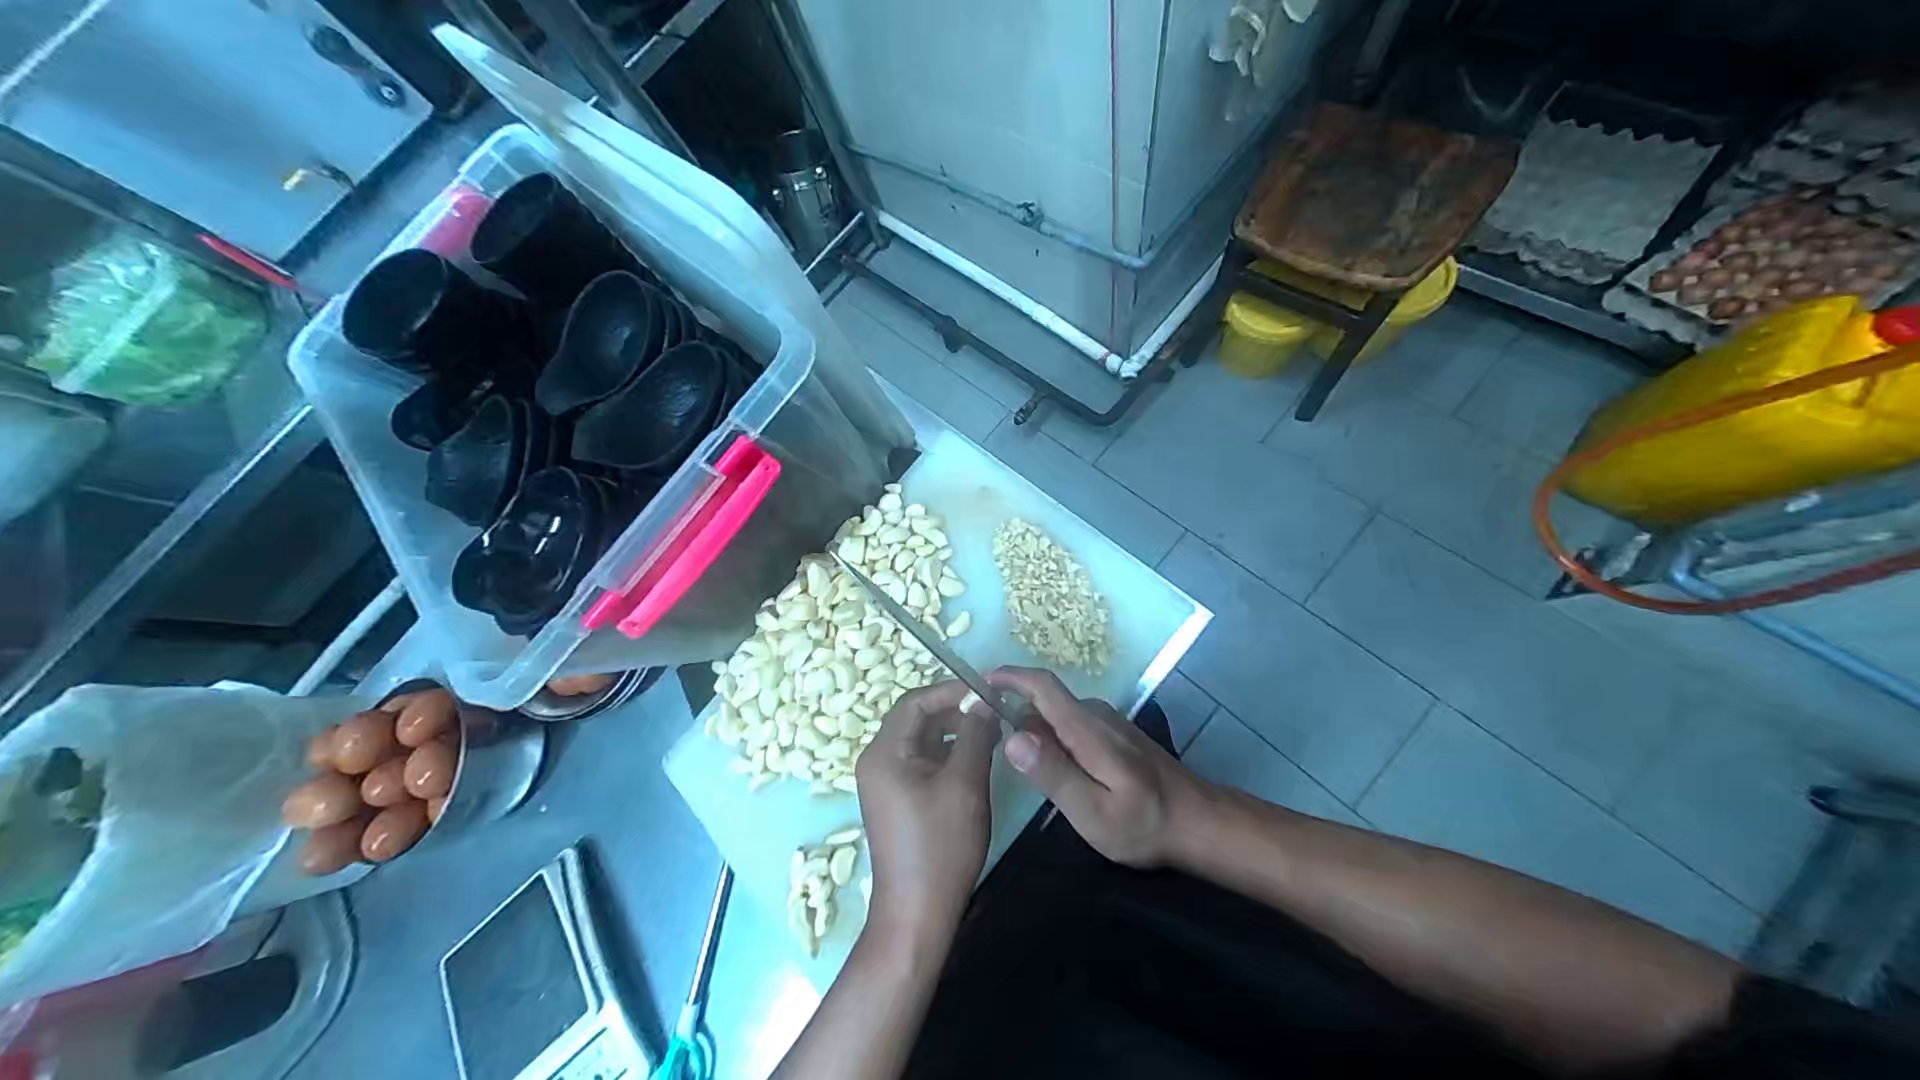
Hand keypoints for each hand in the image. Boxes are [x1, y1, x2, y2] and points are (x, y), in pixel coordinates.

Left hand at [855, 680, 999, 945]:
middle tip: (995, 713)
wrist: (917, 915)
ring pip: (922, 741)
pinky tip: (976, 760)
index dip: (952, 692)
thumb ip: (975, 735)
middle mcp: (877, 761)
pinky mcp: (897, 799)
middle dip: (955, 712)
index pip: (915, 702)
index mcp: (884, 752)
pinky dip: (948, 755)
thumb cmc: (940, 846)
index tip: (988, 693)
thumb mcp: (964, 784)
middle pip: (916, 719)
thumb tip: (984, 701)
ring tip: (993, 735)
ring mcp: (885, 782)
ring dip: (955, 733)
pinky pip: (922, 762)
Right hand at [989, 666, 1212, 867]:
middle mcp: (1096, 716)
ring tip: (1018, 767)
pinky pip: (1073, 727)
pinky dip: (1052, 739)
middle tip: (988, 745)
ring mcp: (1108, 725)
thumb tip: (1011, 736)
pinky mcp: (1115, 737)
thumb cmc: (1145, 824)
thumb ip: (1053, 773)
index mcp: (1087, 728)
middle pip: (1045, 702)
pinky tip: (1053, 772)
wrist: (1200, 824)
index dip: (1009, 677)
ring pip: (1058, 717)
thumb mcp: (1093, 811)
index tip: (978, 683)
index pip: (1042, 685)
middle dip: (1013, 713)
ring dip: (1033, 731)